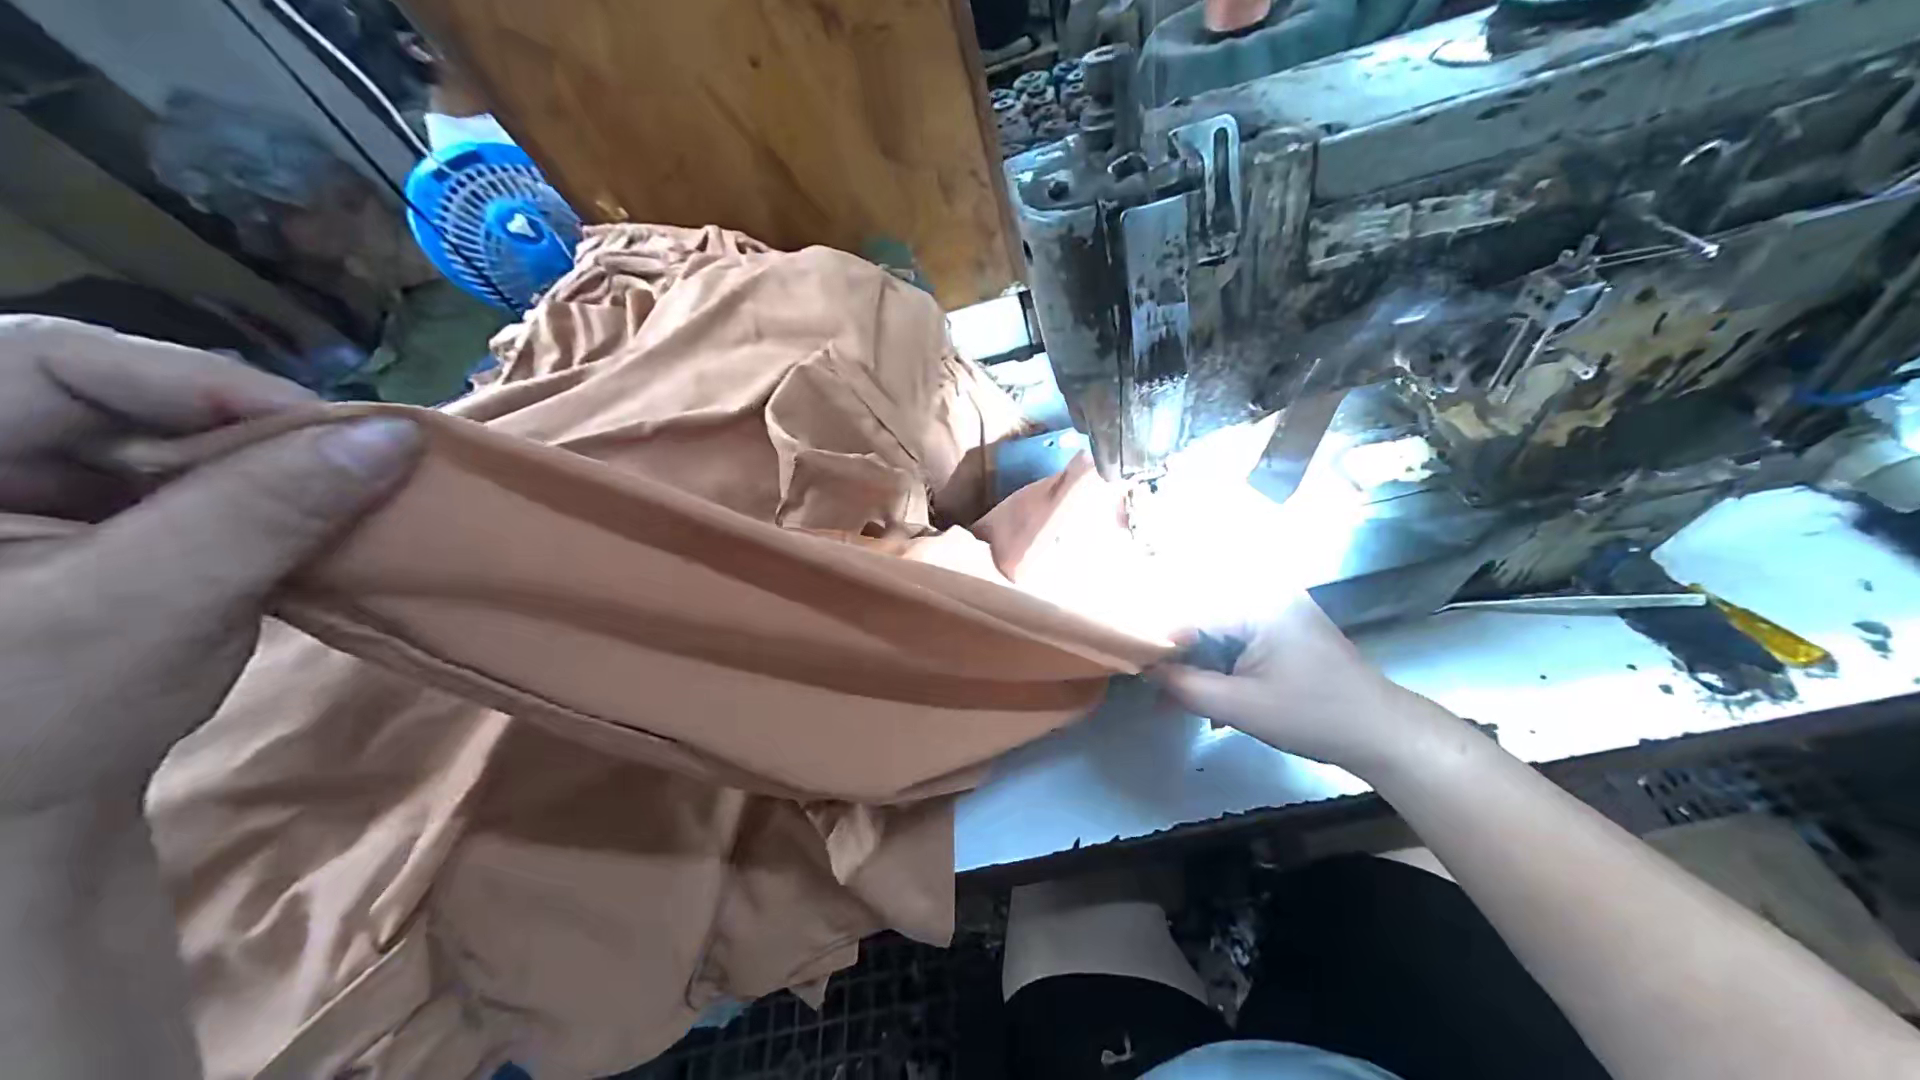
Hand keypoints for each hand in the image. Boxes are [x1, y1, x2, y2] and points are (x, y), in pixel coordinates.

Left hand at [0, 316, 421, 813]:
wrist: (8, 815)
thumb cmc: (40, 724)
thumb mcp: (156, 608)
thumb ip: (269, 511)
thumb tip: (396, 435)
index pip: (54, 360)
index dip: (209, 386)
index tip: (340, 434)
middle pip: (110, 388)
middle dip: (242, 426)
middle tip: (347, 462)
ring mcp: (2, 483)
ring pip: (149, 429)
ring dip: (252, 461)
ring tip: (328, 489)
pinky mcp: (59, 513)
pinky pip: (164, 472)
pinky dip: (241, 490)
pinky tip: (287, 516)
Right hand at [1153, 592, 1458, 777]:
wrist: (1382, 732)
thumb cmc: (1312, 714)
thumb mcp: (1239, 706)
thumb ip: (1184, 686)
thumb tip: (1144, 668)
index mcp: (1256, 600)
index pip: (1186, 605)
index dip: (1154, 631)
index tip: (1129, 655)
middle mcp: (1263, 593)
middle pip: (1197, 610)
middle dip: (1169, 644)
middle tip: (1142, 671)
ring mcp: (1272, 609)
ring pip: (1211, 625)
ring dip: (1190, 657)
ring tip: (1166, 690)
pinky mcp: (1277, 627)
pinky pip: (1230, 635)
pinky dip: (1212, 660)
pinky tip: (1199, 690)